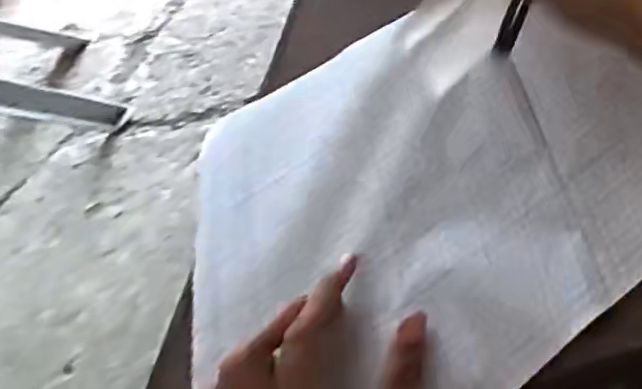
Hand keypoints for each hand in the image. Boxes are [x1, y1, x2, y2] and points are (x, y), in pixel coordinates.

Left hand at [216, 255, 426, 388]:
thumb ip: (399, 376)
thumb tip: (415, 318)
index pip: (302, 334)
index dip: (325, 294)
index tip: (348, 263)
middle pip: (245, 358)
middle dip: (280, 319)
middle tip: (315, 298)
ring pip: (226, 380)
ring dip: (258, 347)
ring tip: (291, 330)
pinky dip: (247, 375)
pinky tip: (271, 370)